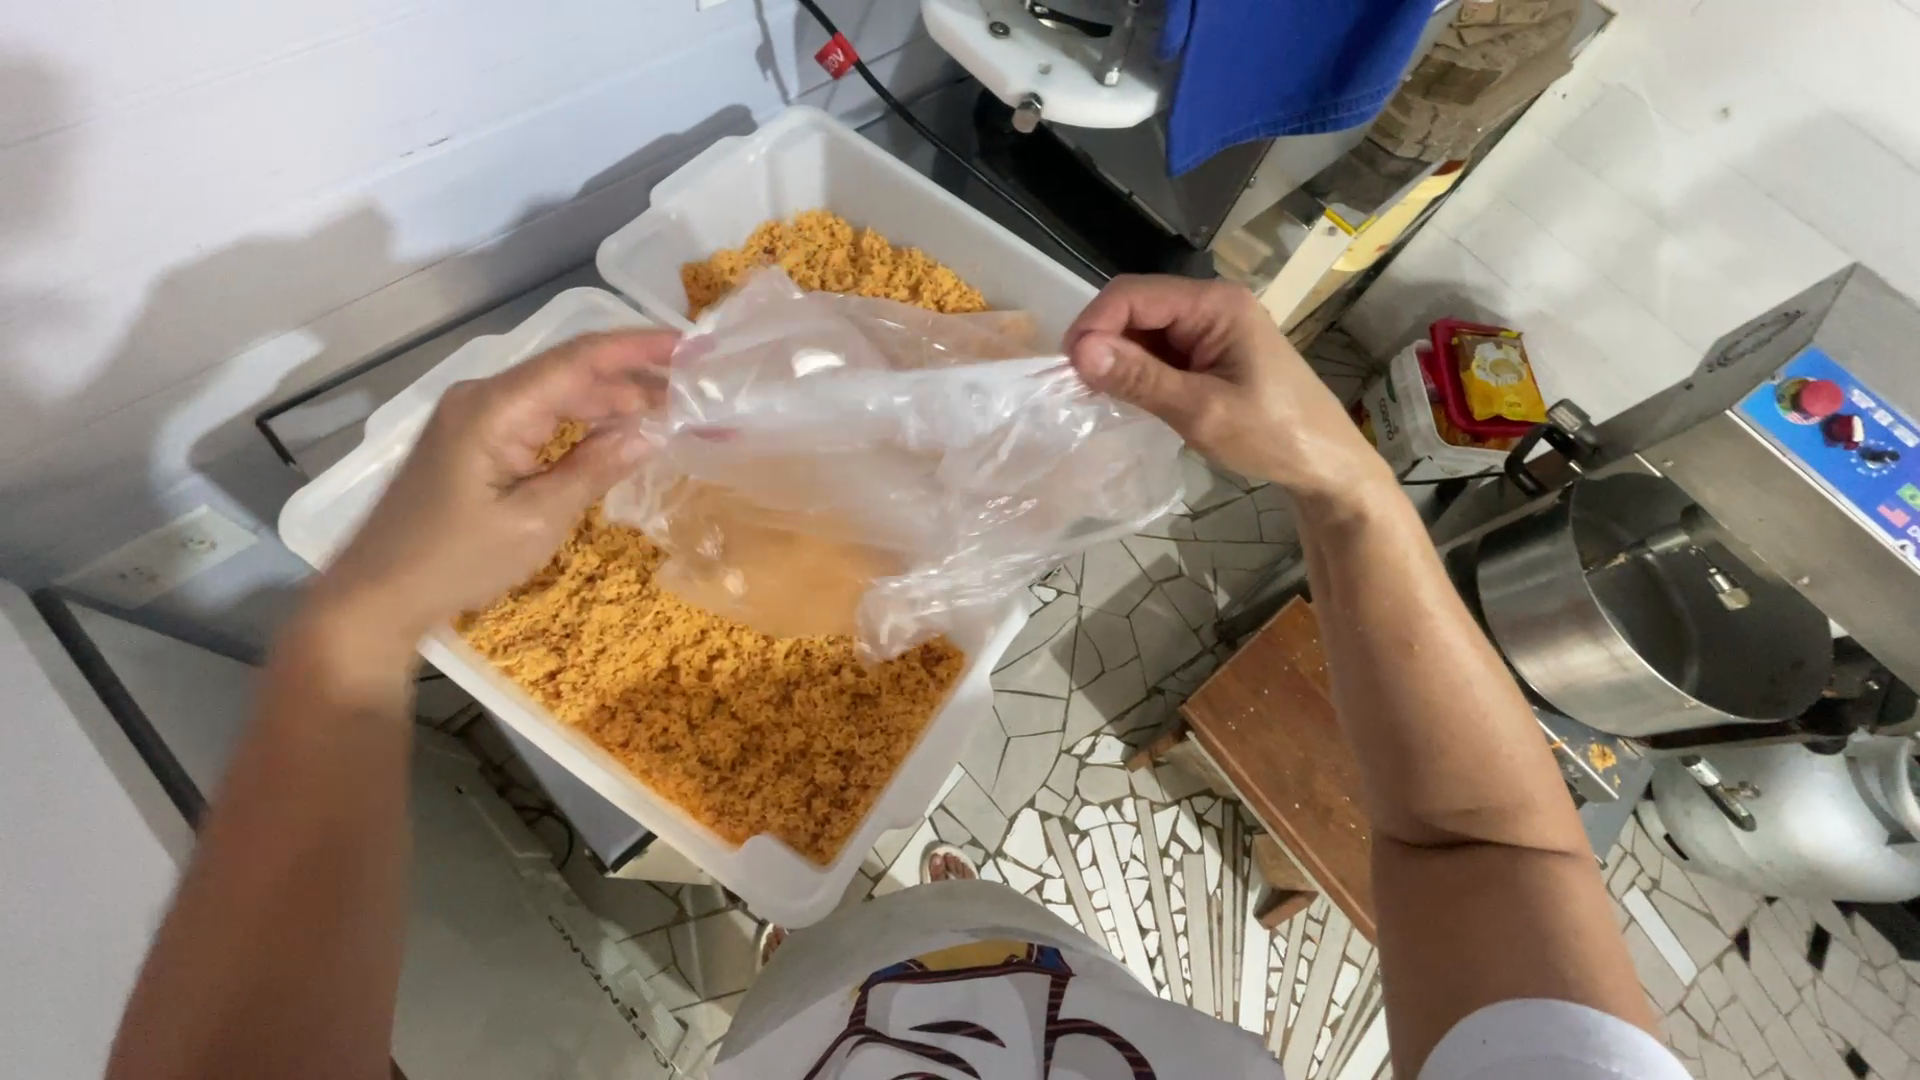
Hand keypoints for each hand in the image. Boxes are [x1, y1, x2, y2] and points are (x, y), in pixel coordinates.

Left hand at [313, 330, 677, 641]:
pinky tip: (621, 433)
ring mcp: (478, 417)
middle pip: (571, 372)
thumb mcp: (537, 519)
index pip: (578, 361)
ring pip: (559, 394)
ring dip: (613, 401)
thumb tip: (652, 433)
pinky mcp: (479, 440)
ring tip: (670, 412)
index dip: (636, 348)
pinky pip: (543, 417)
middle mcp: (484, 398)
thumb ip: (595, 469)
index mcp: (495, 408)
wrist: (379, 593)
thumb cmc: (457, 559)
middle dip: (634, 378)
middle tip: (693, 394)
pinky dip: (586, 422)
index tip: (689, 346)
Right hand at [1064, 275, 1393, 505]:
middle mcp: (1210, 304)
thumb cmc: (1271, 435)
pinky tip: (1126, 395)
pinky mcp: (1208, 351)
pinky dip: (1136, 368)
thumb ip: (1140, 379)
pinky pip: (1158, 349)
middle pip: (1135, 305)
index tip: (1070, 371)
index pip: (1133, 294)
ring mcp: (1210, 327)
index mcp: (1215, 304)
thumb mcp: (1200, 410)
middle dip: (1101, 339)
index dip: (1094, 325)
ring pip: (1142, 328)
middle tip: (1080, 387)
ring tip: (1099, 395)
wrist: (1323, 462)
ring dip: (1116, 356)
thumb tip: (1080, 353)